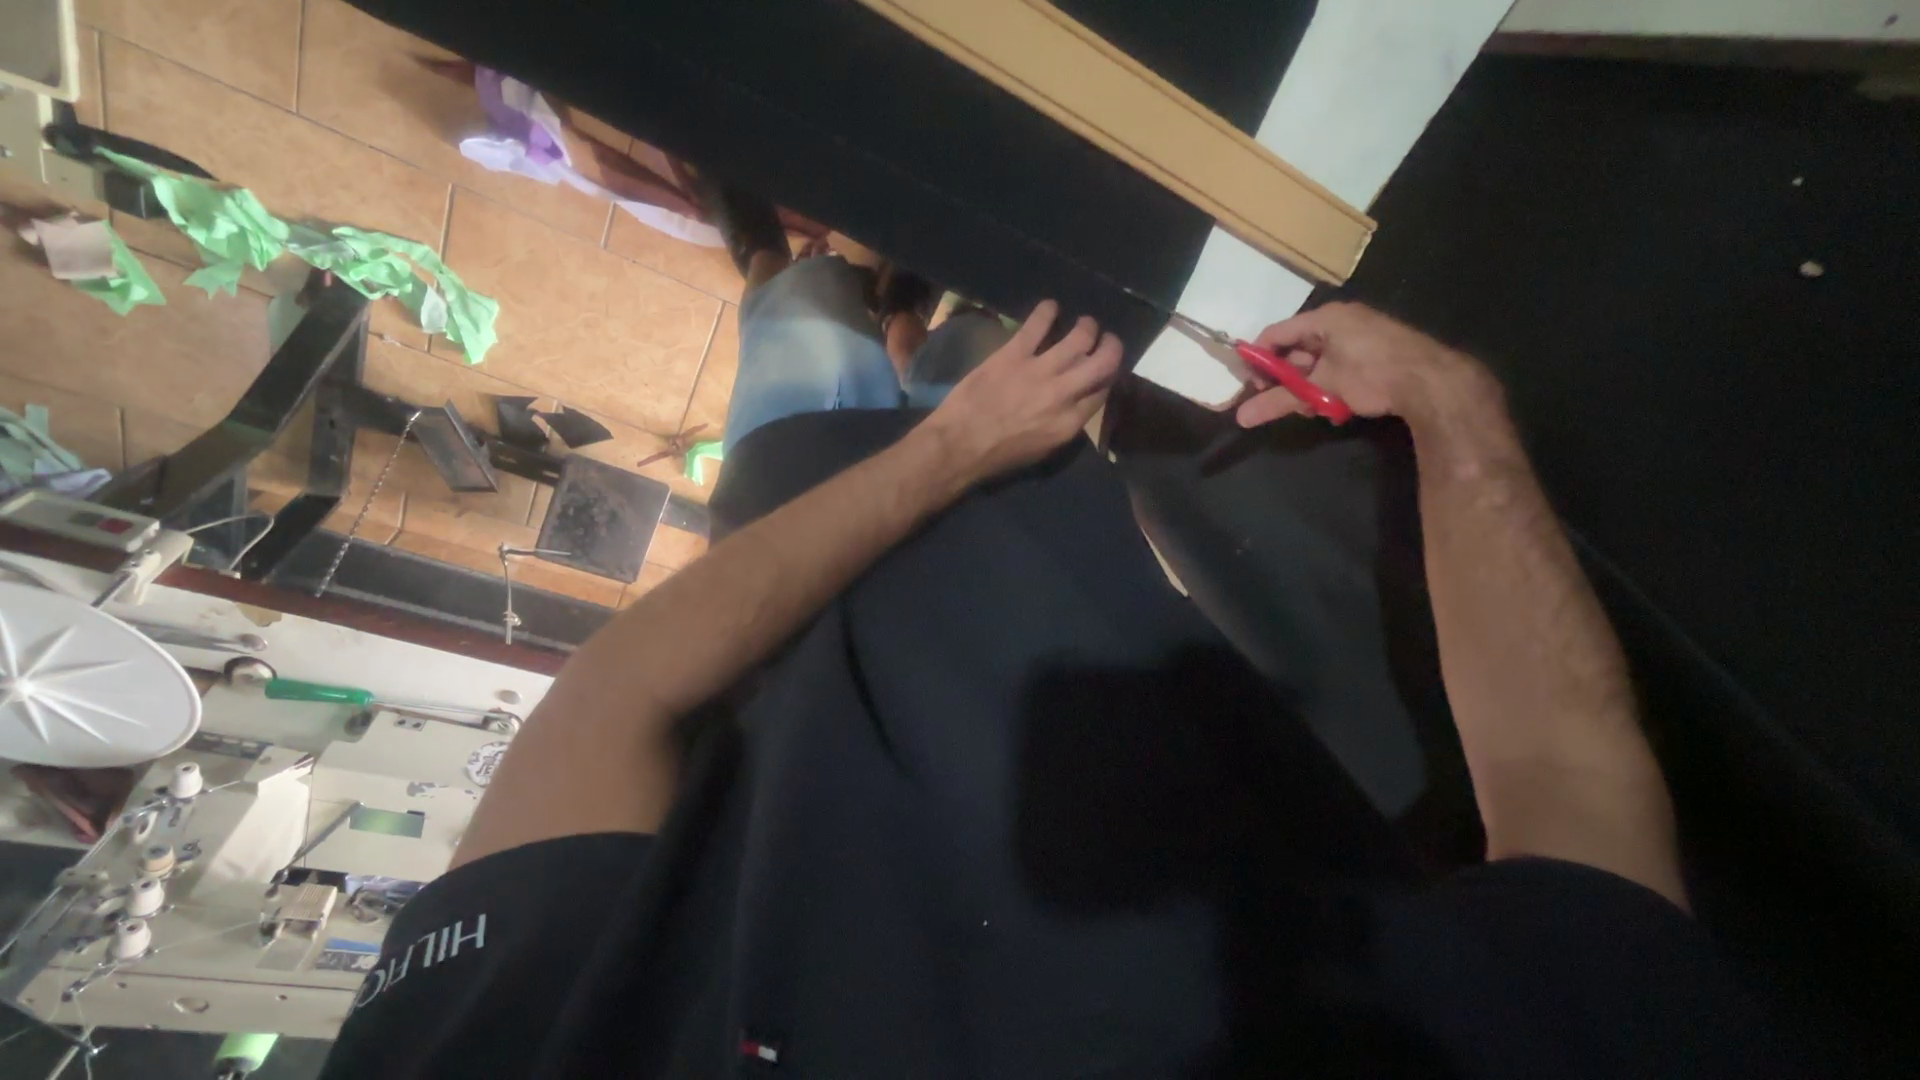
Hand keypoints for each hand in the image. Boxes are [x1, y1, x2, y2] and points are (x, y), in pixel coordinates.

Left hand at [922, 300, 1122, 479]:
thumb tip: (1075, 403)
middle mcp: (1064, 394)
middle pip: (1103, 362)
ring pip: (1078, 338)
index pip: (1103, 391)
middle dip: (1110, 347)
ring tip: (1084, 323)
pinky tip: (1050, 307)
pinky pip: (1037, 325)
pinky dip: (1047, 312)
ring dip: (1086, 326)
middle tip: (1105, 340)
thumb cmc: (999, 456)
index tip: (1102, 371)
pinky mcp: (1013, 354)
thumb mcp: (1042, 450)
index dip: (1107, 377)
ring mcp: (1039, 371)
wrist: (960, 445)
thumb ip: (1064, 424)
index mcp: (1070, 423)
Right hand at [1235, 302, 1487, 426]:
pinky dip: (1328, 384)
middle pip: (1296, 348)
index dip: (1258, 359)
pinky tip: (1332, 406)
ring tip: (1310, 408)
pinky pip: (1338, 364)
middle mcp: (1340, 320)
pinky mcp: (1374, 350)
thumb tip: (1240, 418)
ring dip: (1307, 386)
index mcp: (1324, 318)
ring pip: (1318, 360)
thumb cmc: (1370, 375)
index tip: (1250, 386)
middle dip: (1284, 378)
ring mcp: (1360, 333)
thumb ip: (1278, 401)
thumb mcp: (1320, 390)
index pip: (1275, 334)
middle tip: (1278, 401)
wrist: (1432, 381)